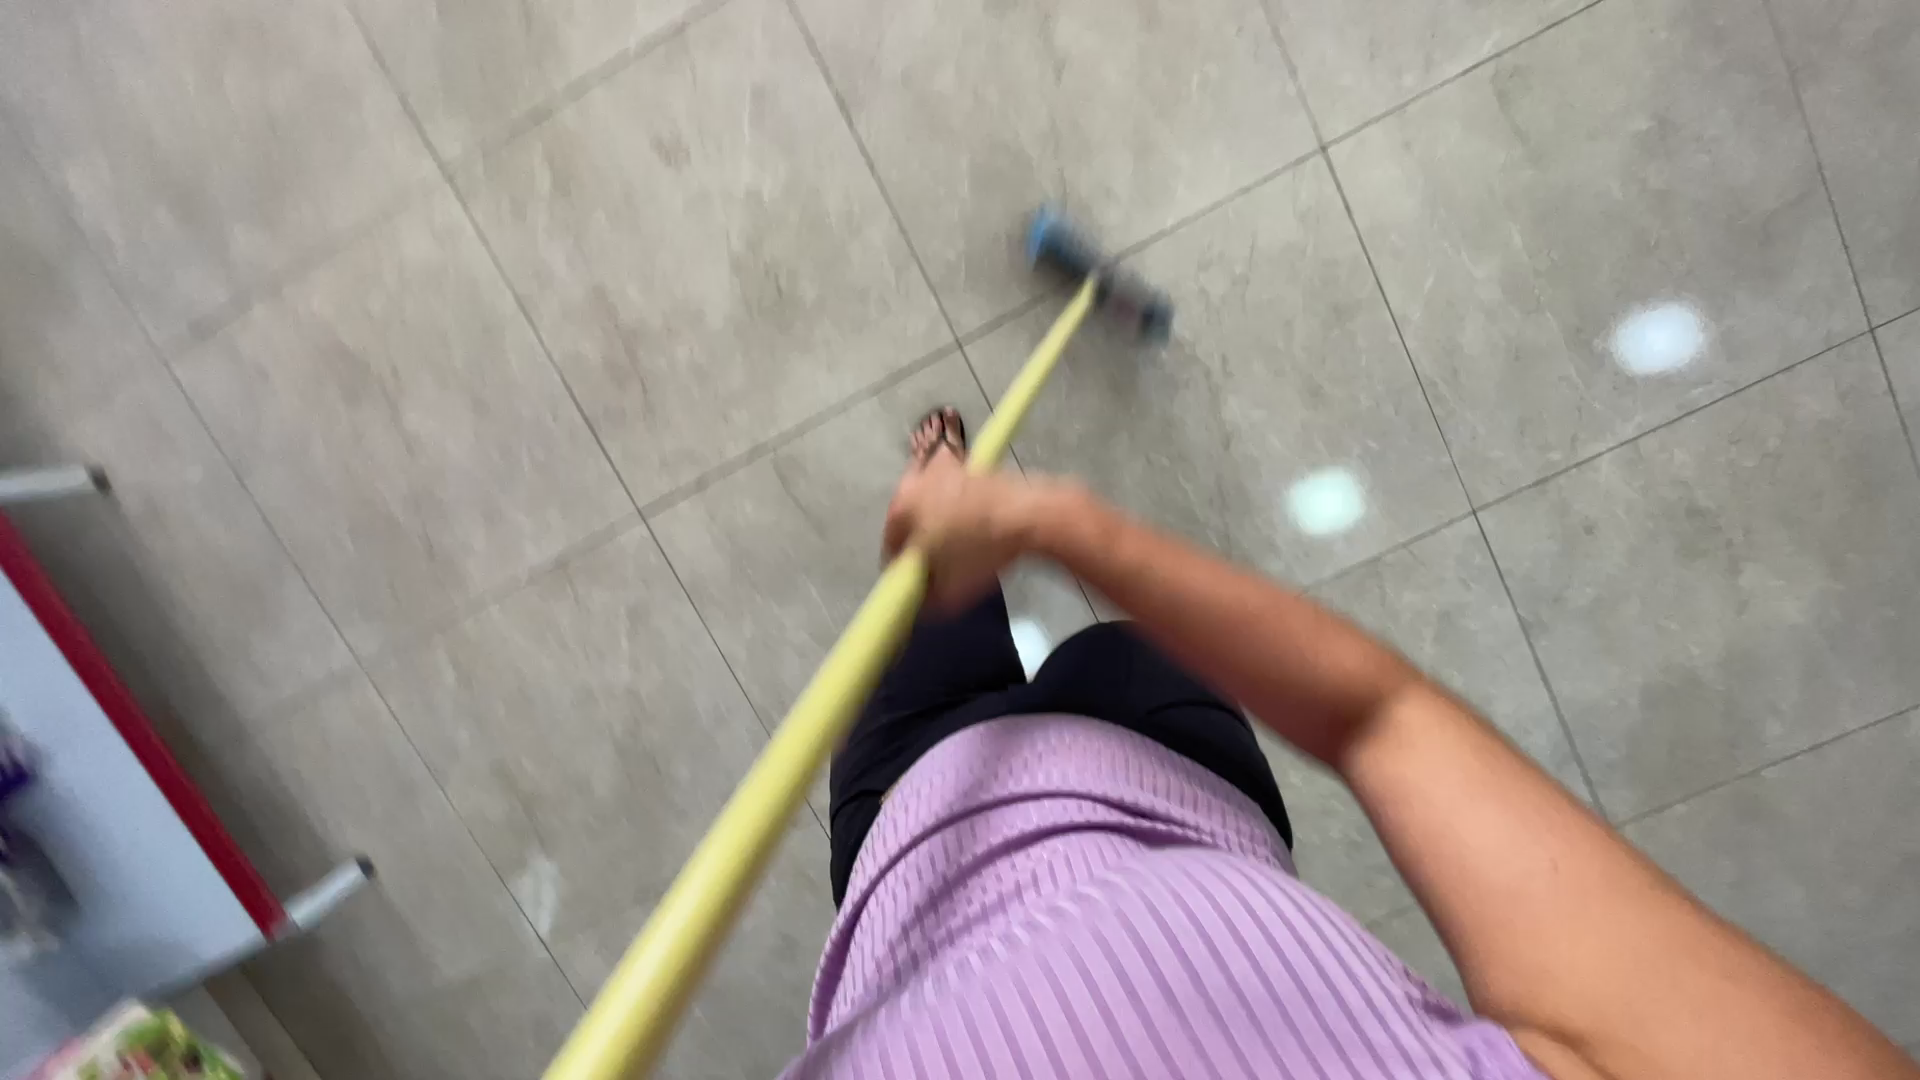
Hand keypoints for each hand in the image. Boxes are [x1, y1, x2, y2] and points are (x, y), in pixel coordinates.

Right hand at [881, 452, 1054, 613]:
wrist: (1029, 514)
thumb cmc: (980, 550)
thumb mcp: (949, 593)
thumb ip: (926, 602)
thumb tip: (921, 603)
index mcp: (900, 509)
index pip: (890, 550)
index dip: (903, 573)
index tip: (918, 587)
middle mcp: (915, 482)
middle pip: (911, 524)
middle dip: (922, 546)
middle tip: (941, 569)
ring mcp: (944, 469)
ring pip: (934, 509)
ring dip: (942, 528)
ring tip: (964, 550)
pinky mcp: (971, 468)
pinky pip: (957, 498)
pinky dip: (963, 513)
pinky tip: (980, 530)